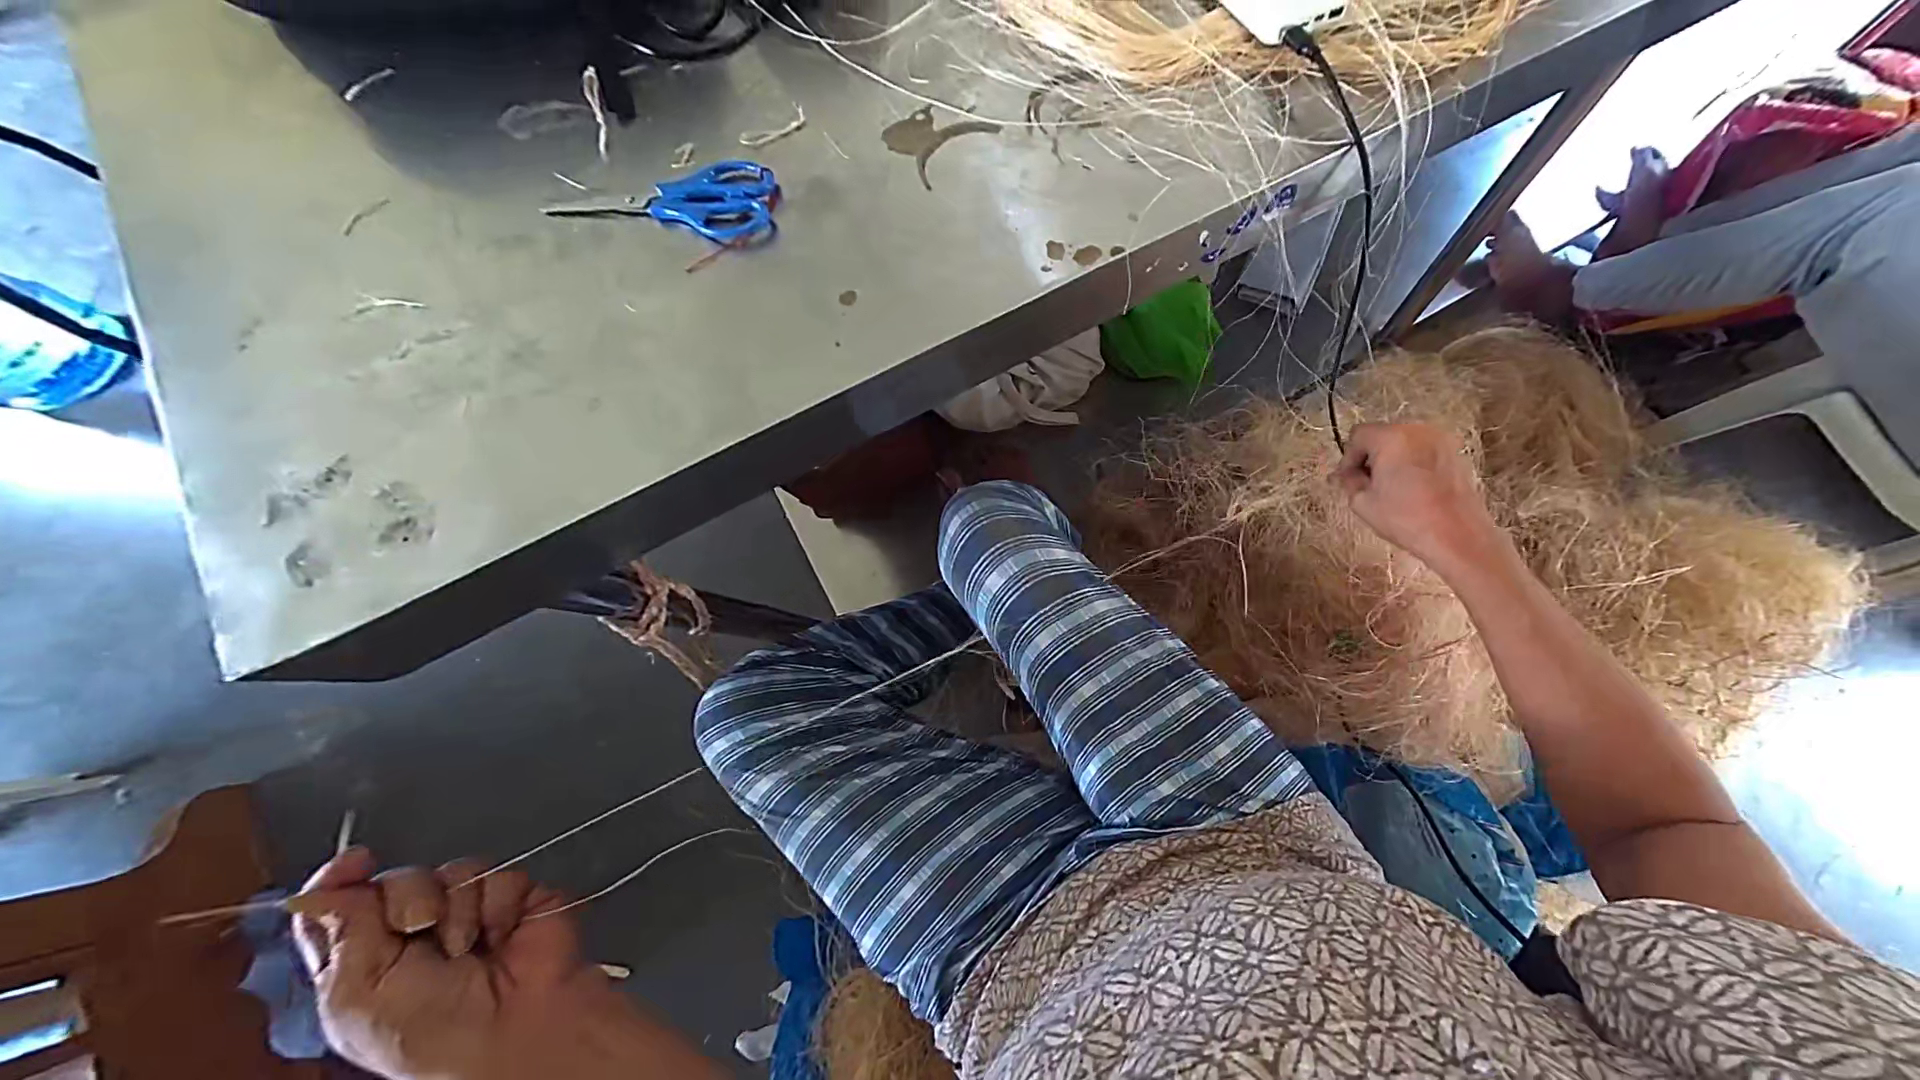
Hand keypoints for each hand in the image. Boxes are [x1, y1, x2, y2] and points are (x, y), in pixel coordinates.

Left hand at [293, 848, 720, 1079]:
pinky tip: (502, 934)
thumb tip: (327, 882)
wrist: (513, 1023)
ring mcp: (471, 909)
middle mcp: (416, 929)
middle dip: (410, 898)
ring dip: (459, 909)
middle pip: (400, 879)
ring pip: (455, 871)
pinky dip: (500, 904)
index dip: (344, 878)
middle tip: (420, 931)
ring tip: (470, 946)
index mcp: (366, 956)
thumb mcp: (359, 993)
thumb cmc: (428, 1029)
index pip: (344, 904)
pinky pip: (502, 875)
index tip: (357, 863)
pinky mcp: (519, 895)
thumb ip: (342, 932)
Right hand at [1333, 422, 1512, 576]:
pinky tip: (1409, 487)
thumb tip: (1347, 474)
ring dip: (1390, 459)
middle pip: (1382, 435)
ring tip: (1387, 487)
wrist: (1455, 535)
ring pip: (1402, 442)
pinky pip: (1422, 451)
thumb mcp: (1362, 501)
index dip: (1348, 457)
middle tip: (1364, 483)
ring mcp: (1441, 440)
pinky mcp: (1455, 453)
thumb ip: (1350, 480)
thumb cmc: (1405, 518)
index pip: (1358, 435)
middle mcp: (1418, 431)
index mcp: (1391, 438)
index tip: (1347, 478)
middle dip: (1370, 456)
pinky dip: (1410, 463)